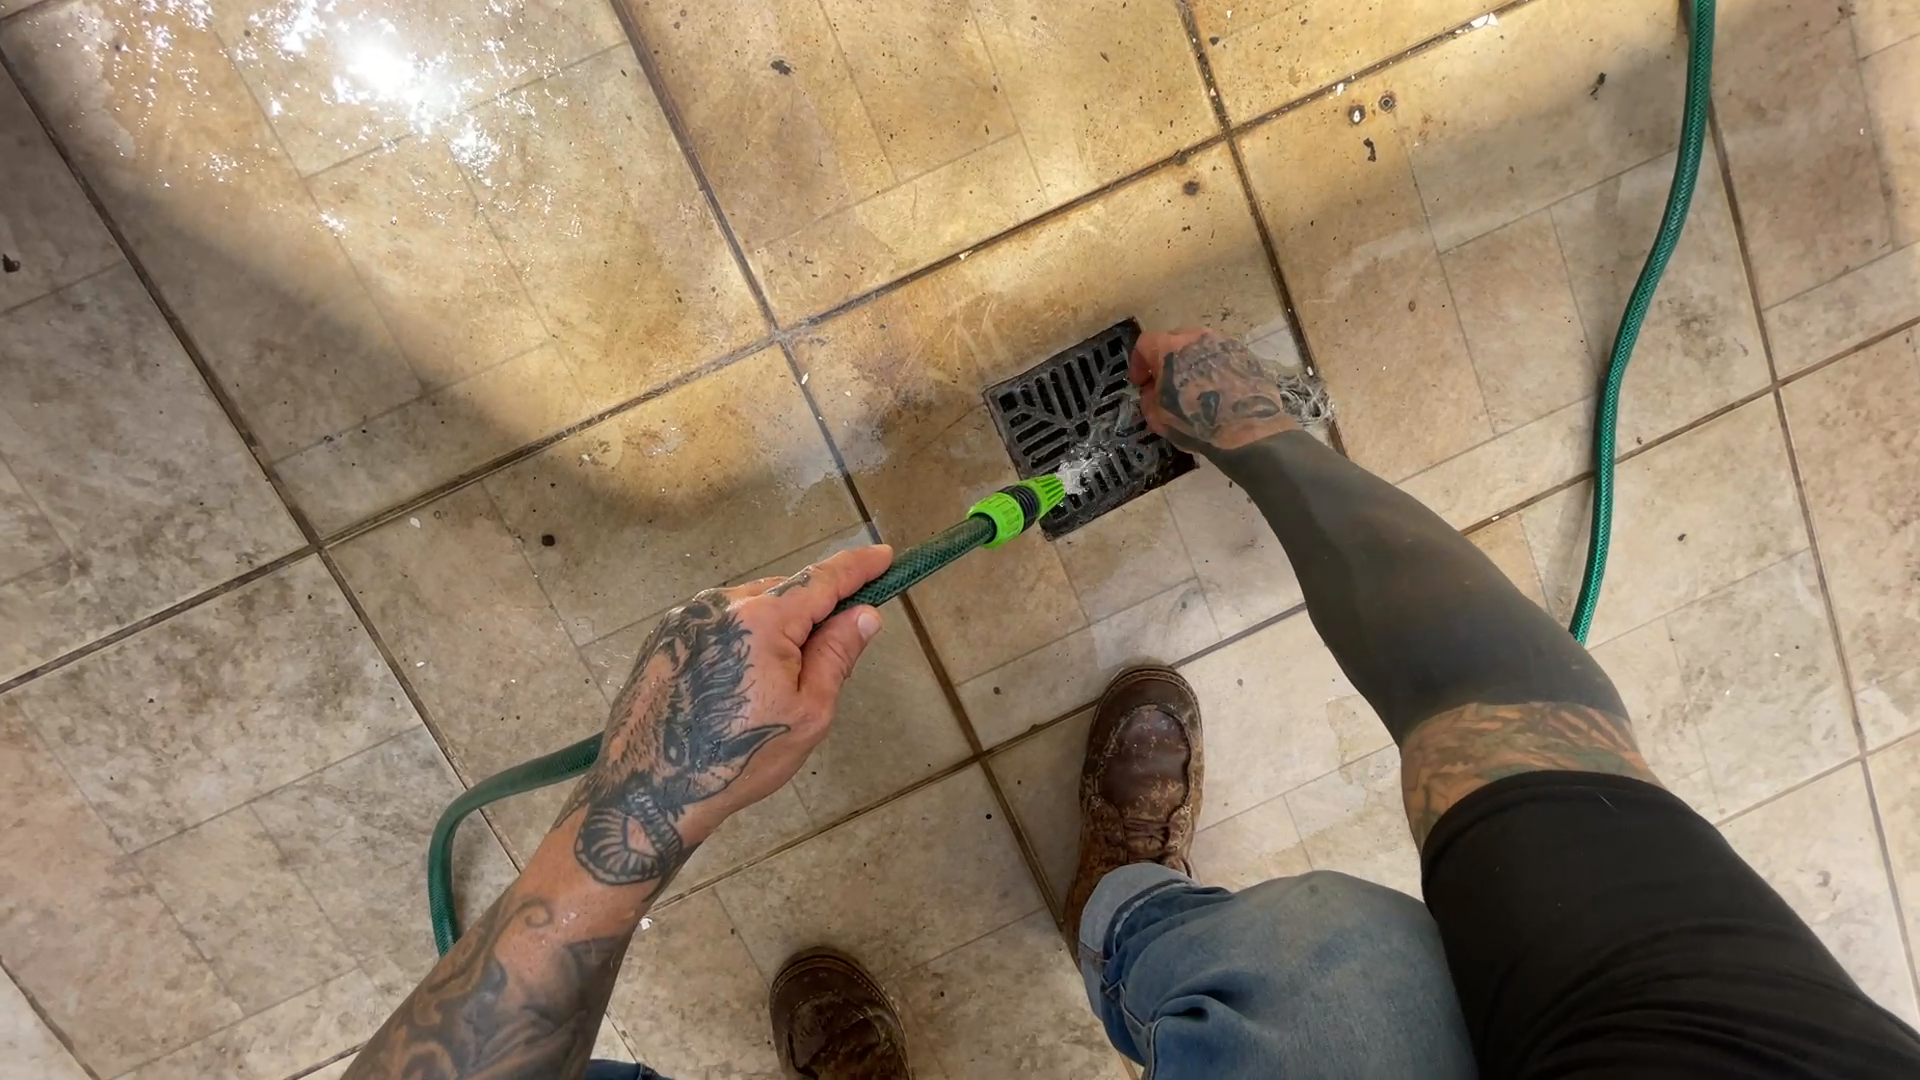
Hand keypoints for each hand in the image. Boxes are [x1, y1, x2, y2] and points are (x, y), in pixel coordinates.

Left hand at [558, 545, 891, 890]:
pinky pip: (722, 621)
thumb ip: (836, 654)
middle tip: (831, 650)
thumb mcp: (807, 713)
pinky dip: (744, 635)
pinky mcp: (665, 636)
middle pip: (786, 591)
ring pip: (752, 605)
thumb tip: (864, 613)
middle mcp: (720, 604)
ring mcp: (687, 618)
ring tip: (775, 682)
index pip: (822, 579)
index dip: (858, 566)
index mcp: (761, 619)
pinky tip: (739, 682)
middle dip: (815, 609)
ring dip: (777, 624)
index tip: (884, 555)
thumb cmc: (738, 758)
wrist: (644, 793)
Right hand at [1129, 328, 1300, 453]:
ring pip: (1201, 348)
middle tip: (1166, 383)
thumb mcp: (1157, 416)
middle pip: (1175, 340)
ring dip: (1192, 364)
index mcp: (1170, 348)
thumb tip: (1153, 390)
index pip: (1145, 343)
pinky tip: (1217, 392)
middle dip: (1166, 360)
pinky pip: (1222, 358)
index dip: (1138, 362)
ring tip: (1194, 388)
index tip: (1140, 382)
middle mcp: (1197, 338)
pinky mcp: (1246, 356)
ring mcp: (1225, 344)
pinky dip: (1214, 370)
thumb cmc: (1193, 421)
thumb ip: (1149, 397)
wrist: (1245, 429)